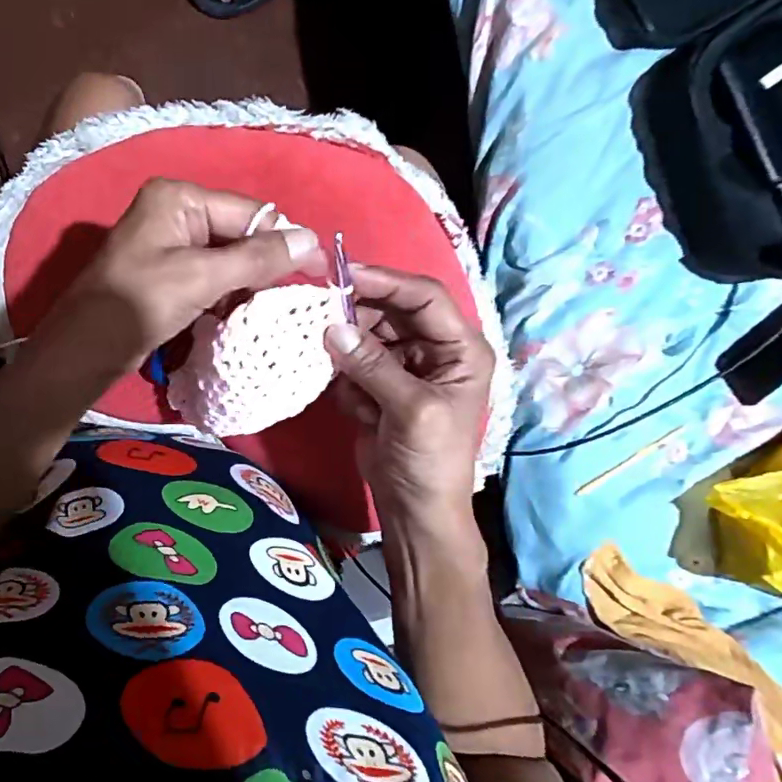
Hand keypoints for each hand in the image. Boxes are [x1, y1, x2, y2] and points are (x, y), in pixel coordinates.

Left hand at [45, 178, 325, 367]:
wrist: (82, 351)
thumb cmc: (136, 306)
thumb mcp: (200, 279)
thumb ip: (256, 259)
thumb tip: (311, 241)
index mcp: (178, 198)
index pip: (249, 211)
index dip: (285, 240)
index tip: (318, 271)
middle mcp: (174, 213)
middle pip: (239, 234)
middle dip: (265, 265)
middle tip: (296, 297)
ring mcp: (168, 245)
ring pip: (226, 259)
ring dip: (248, 284)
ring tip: (273, 309)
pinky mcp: (166, 275)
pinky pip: (209, 278)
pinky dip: (227, 295)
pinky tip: (242, 314)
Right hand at [323, 265, 493, 516]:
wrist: (414, 508)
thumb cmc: (430, 459)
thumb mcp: (410, 410)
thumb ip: (373, 366)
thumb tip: (332, 328)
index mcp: (460, 348)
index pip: (425, 298)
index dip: (387, 282)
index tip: (344, 274)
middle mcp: (433, 350)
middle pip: (392, 311)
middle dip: (359, 315)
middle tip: (321, 317)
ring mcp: (402, 368)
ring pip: (366, 336)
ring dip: (348, 350)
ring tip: (337, 371)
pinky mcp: (376, 386)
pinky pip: (352, 364)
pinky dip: (344, 378)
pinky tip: (355, 408)